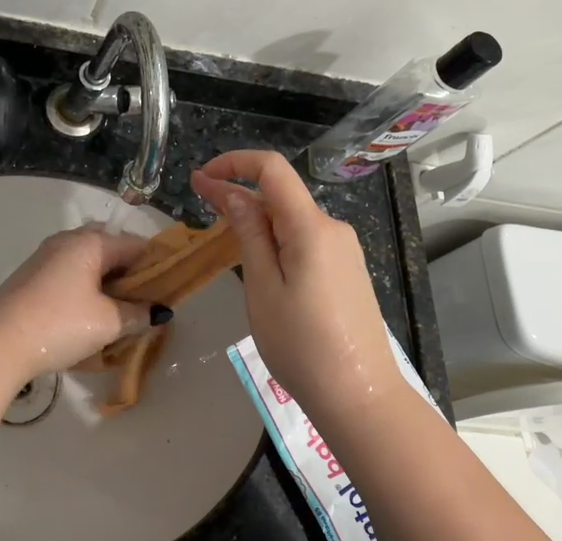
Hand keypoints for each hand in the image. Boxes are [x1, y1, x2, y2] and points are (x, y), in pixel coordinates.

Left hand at [0, 227, 152, 383]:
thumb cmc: (59, 325)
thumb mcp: (107, 323)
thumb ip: (137, 314)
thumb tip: (156, 311)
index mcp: (91, 242)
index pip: (136, 244)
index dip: (156, 265)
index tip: (169, 290)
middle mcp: (68, 240)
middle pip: (110, 249)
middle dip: (129, 274)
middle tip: (144, 303)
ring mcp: (45, 257)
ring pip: (88, 263)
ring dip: (106, 283)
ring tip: (117, 313)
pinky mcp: (30, 277)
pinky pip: (69, 274)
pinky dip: (84, 289)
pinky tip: (86, 316)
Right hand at [192, 150, 402, 413]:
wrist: (362, 399)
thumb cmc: (303, 347)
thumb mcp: (264, 290)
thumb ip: (249, 235)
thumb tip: (234, 194)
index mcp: (312, 227)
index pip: (273, 169)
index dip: (234, 162)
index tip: (201, 177)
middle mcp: (333, 228)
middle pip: (281, 195)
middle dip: (239, 195)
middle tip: (199, 206)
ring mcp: (344, 250)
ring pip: (292, 220)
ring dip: (257, 222)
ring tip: (225, 243)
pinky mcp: (347, 271)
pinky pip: (306, 241)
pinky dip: (277, 242)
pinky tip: (260, 265)